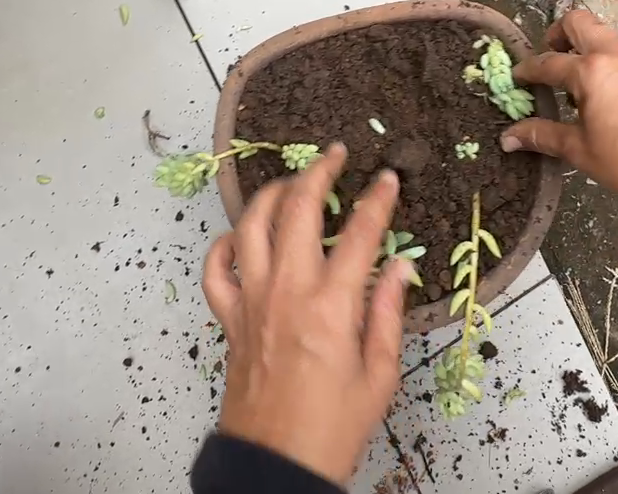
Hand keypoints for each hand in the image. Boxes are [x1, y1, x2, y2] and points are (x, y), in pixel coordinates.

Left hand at [201, 143, 407, 482]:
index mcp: (330, 306)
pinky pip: (216, 269)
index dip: (377, 199)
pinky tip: (242, 237)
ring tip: (292, 181)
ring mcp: (252, 300)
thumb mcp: (379, 377)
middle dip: (318, 171)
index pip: (359, 233)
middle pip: (298, 209)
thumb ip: (387, 314)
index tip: (388, 178)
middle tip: (335, 154)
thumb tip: (401, 267)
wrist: (273, 468)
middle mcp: (287, 290)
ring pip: (252, 225)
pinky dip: (224, 244)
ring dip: (272, 193)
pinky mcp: (230, 318)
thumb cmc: (332, 427)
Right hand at [501, 9, 617, 226]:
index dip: (528, 70)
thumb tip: (508, 138)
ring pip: (603, 33)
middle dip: (557, 34)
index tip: (517, 79)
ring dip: (584, 46)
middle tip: (549, 58)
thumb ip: (542, 135)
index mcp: (592, 71)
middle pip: (579, 22)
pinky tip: (600, 92)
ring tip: (574, 81)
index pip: (548, 62)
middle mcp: (615, 54)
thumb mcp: (579, 150)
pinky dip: (605, 59)